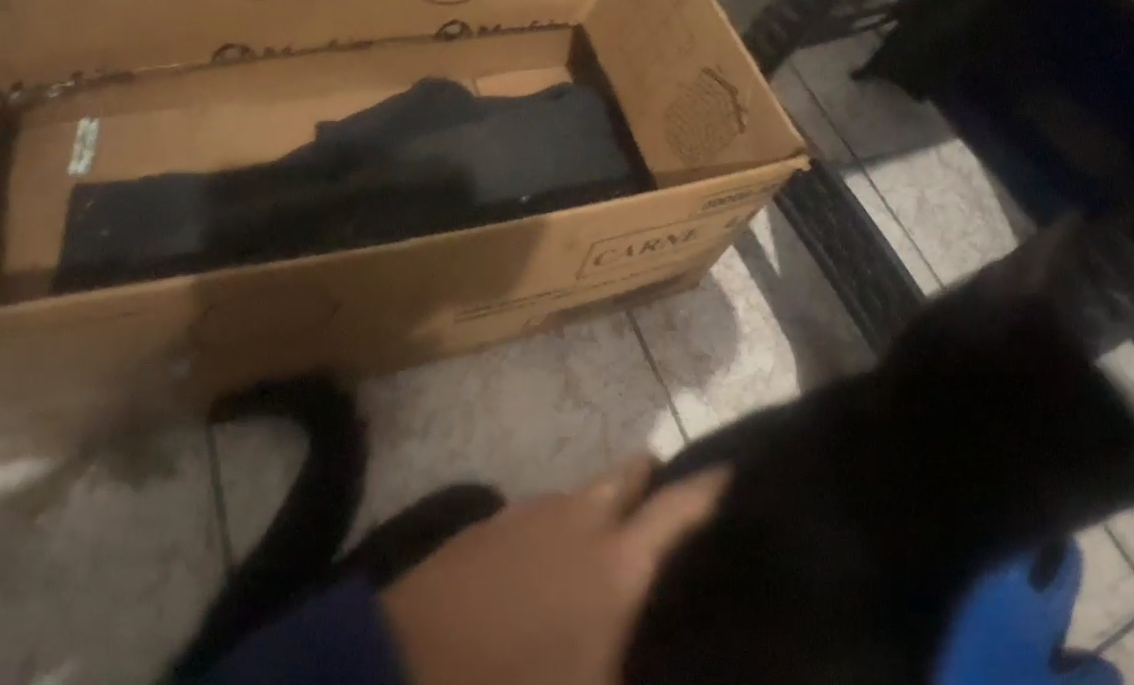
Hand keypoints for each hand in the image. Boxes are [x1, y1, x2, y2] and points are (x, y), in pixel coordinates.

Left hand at [379, 457, 729, 684]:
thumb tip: (648, 658)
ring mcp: (527, 515)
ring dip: (600, 507)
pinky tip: (546, 562)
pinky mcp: (487, 525)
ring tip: (604, 543)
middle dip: (649, 479)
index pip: (679, 507)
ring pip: (580, 493)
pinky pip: (540, 511)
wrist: (400, 668)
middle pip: (626, 475)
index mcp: (617, 562)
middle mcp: (578, 521)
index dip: (710, 486)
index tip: (733, 468)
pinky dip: (558, 525)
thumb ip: (632, 663)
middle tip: (665, 500)